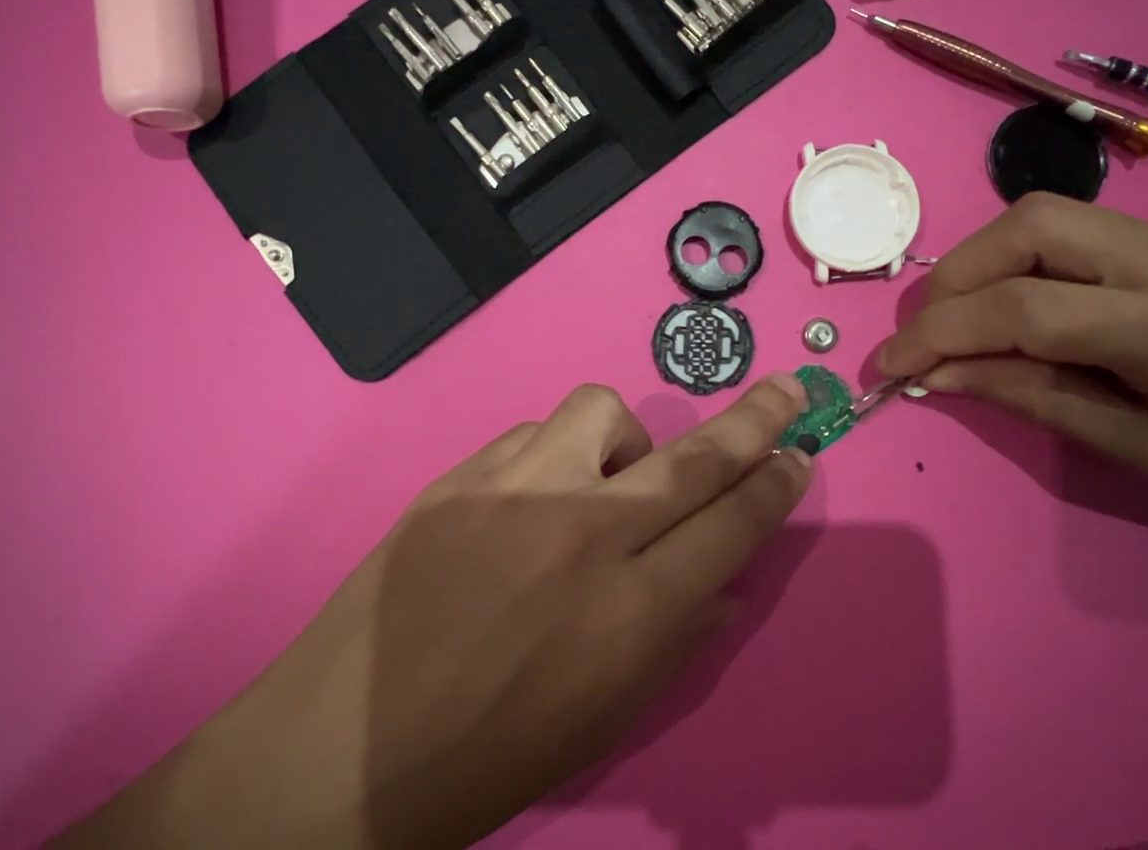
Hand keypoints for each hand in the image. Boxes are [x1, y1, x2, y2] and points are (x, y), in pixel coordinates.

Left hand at [53, 377, 811, 849]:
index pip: (733, 524)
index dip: (777, 486)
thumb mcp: (608, 718)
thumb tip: (725, 582)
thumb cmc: (492, 755)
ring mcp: (514, 493)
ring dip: (626, 441)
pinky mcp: (457, 478)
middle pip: (693, 457)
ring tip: (608, 481)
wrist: (346, 747)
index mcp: (634, 610)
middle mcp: (585, 534)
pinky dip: (553, 458)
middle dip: (754, 420)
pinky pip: (530, 435)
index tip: (800, 457)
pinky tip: (532, 499)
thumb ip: (678, 640)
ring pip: (602, 412)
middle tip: (785, 393)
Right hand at [876, 193, 1147, 523]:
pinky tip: (1020, 306)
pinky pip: (1079, 231)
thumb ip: (1033, 400)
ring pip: (1048, 215)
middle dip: (956, 275)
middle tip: (926, 331)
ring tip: (962, 319)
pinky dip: (1024, 261)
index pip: (1021, 309)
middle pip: (1030, 225)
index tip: (884, 365)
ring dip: (984, 260)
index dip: (938, 333)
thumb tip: (939, 375)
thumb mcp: (1140, 452)